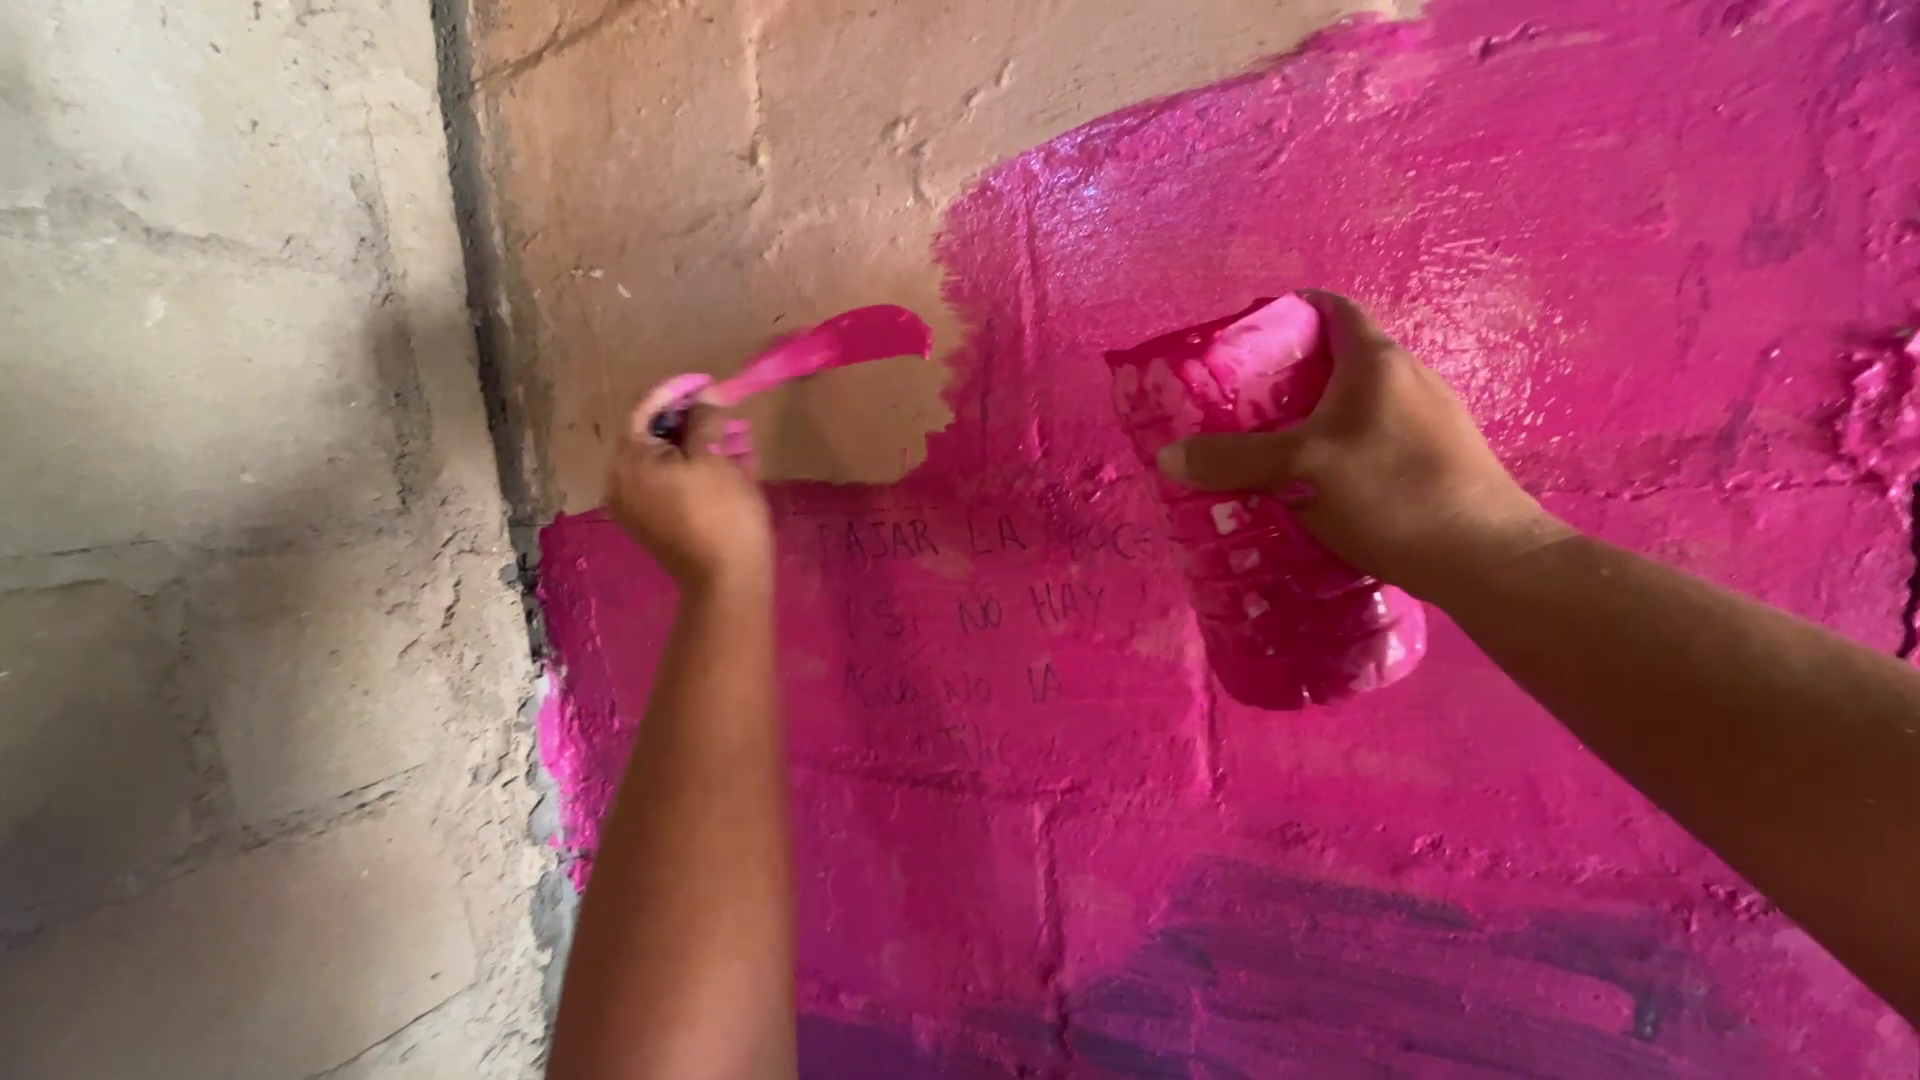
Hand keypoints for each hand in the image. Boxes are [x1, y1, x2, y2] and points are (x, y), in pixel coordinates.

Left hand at [606, 375, 772, 596]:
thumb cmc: (722, 514)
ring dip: (702, 444)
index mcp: (630, 462)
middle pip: (655, 435)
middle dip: (695, 419)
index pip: (645, 409)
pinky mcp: (657, 525)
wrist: (728, 581)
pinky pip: (672, 485)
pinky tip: (732, 464)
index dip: (677, 389)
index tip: (709, 381)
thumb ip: (705, 420)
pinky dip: (697, 469)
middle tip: (728, 410)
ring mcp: (638, 507)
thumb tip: (706, 396)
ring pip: (668, 461)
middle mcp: (623, 483)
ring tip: (740, 437)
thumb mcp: (715, 458)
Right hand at [1157, 291, 1571, 600]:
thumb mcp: (1299, 472)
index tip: (1245, 341)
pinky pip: (1374, 434)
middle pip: (1337, 358)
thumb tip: (1167, 456)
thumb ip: (1232, 460)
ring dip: (1313, 415)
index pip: (1329, 309)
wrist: (1486, 558)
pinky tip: (1317, 484)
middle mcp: (1408, 376)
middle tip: (1240, 405)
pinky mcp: (1439, 456)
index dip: (1286, 313)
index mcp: (1376, 360)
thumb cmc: (1391, 494)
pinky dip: (1339, 445)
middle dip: (1287, 375)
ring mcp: (1430, 417)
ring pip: (1356, 401)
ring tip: (1269, 448)